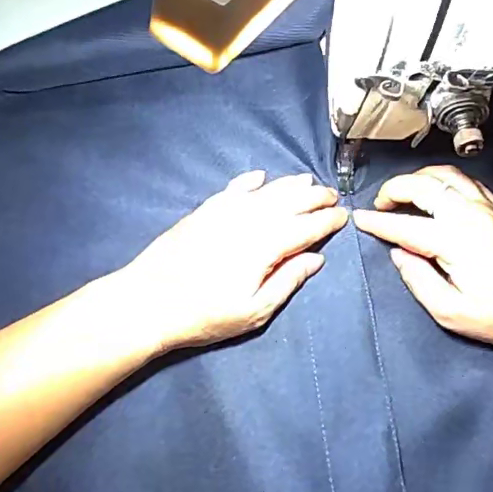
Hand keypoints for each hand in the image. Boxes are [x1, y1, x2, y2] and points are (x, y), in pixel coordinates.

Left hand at [113, 171, 347, 351]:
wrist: (149, 300)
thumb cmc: (205, 314)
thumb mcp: (254, 310)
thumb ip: (288, 280)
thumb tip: (316, 258)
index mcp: (266, 244)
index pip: (307, 226)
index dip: (328, 220)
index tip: (343, 217)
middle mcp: (250, 219)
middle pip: (291, 201)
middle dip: (315, 197)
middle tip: (332, 196)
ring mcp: (225, 211)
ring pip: (266, 190)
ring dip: (290, 184)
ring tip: (308, 181)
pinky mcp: (205, 210)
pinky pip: (235, 187)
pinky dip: (251, 181)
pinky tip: (261, 177)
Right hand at [353, 165, 492, 363]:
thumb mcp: (451, 311)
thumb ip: (418, 280)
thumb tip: (399, 255)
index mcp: (455, 239)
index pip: (405, 224)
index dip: (378, 222)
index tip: (359, 220)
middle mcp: (471, 215)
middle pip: (424, 185)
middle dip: (394, 189)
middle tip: (379, 204)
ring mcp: (489, 208)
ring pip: (447, 175)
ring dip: (419, 178)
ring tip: (403, 192)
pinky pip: (468, 182)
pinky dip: (446, 180)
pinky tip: (439, 191)